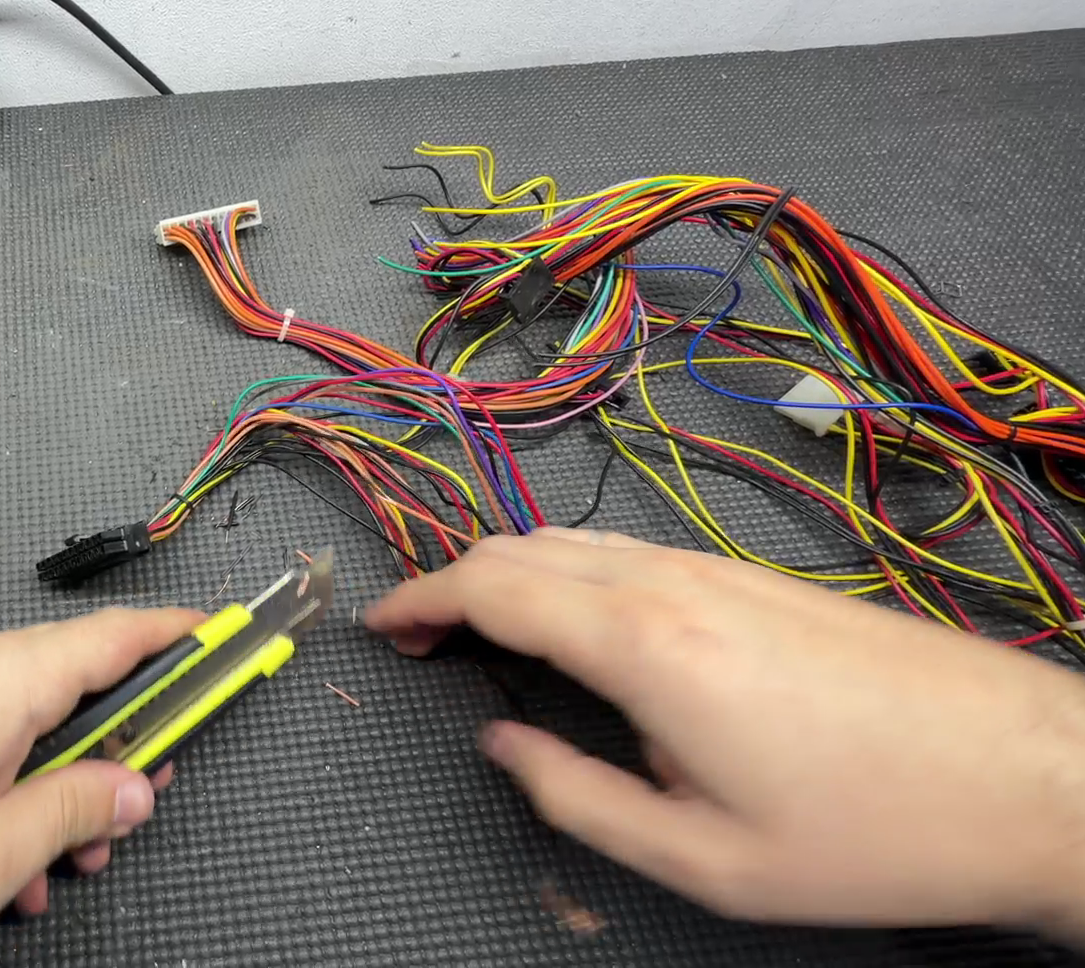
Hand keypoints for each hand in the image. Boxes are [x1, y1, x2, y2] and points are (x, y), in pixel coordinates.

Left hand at [0, 607, 200, 965]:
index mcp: (9, 678)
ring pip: (36, 723)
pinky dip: (14, 789)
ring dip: (61, 787)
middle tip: (137, 807)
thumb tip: (134, 789)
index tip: (223, 635)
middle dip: (120, 749)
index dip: (181, 635)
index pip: (120, 635)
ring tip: (56, 866)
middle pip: (85, 685)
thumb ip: (73, 812)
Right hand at [364, 527, 1084, 940]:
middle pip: (506, 551)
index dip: (414, 599)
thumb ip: (572, 797)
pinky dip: (542, 569)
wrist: (1044, 777)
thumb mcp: (702, 857)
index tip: (379, 626)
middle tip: (418, 639)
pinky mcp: (726, 568)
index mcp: (634, 641)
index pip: (483, 587)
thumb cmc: (867, 831)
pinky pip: (598, 548)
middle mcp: (652, 581)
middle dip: (440, 585)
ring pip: (549, 540)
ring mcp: (693, 564)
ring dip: (491, 574)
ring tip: (472, 628)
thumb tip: (499, 742)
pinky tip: (555, 616)